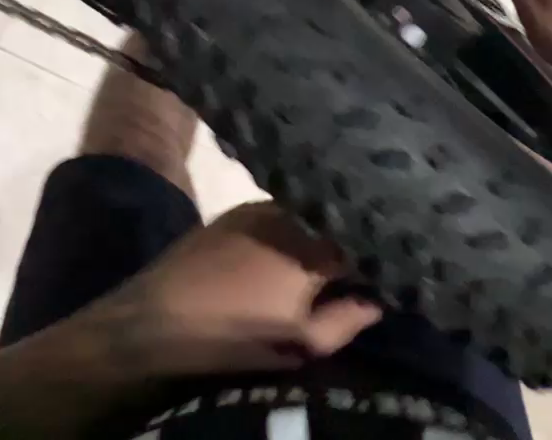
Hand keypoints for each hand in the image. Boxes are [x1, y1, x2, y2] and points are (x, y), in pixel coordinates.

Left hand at [77, 202, 382, 376]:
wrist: (155, 319)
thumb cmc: (235, 338)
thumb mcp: (300, 345)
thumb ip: (346, 319)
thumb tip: (379, 299)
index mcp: (313, 246)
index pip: (364, 238)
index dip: (382, 251)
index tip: (396, 261)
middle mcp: (290, 215)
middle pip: (335, 217)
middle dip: (353, 233)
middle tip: (368, 253)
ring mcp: (258, 208)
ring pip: (307, 211)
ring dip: (322, 225)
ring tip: (334, 247)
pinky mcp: (233, 211)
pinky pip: (278, 209)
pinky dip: (294, 223)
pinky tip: (294, 242)